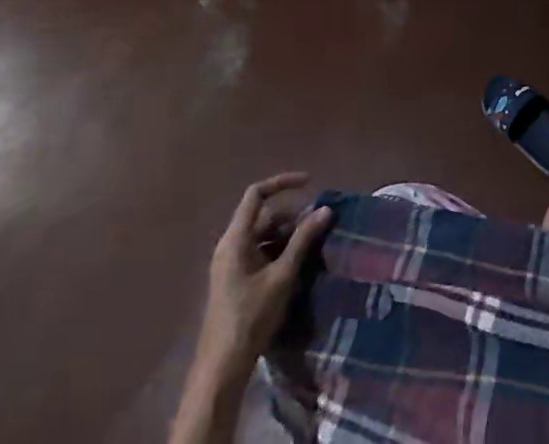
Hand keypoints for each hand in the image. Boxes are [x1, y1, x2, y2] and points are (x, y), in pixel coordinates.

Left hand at [196, 173, 334, 375]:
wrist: (223, 365)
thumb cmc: (251, 316)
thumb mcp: (282, 276)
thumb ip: (303, 240)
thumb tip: (325, 209)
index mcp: (235, 239)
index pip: (256, 194)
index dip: (283, 183)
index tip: (310, 183)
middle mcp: (230, 245)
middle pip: (263, 215)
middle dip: (292, 215)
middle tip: (319, 224)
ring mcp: (231, 263)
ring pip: (263, 235)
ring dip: (288, 235)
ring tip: (314, 245)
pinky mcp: (236, 279)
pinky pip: (260, 252)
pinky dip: (280, 251)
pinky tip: (299, 264)